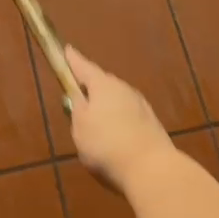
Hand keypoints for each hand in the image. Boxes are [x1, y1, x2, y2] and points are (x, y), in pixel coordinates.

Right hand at [64, 45, 176, 191]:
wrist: (151, 168)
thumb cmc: (106, 144)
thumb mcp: (80, 127)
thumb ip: (76, 108)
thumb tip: (77, 95)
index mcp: (102, 85)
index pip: (83, 67)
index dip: (73, 60)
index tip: (67, 49)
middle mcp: (122, 88)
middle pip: (102, 83)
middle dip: (91, 87)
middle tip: (79, 95)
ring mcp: (140, 104)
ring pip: (117, 99)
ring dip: (106, 106)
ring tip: (97, 122)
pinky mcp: (151, 123)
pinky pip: (128, 115)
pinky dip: (119, 120)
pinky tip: (116, 136)